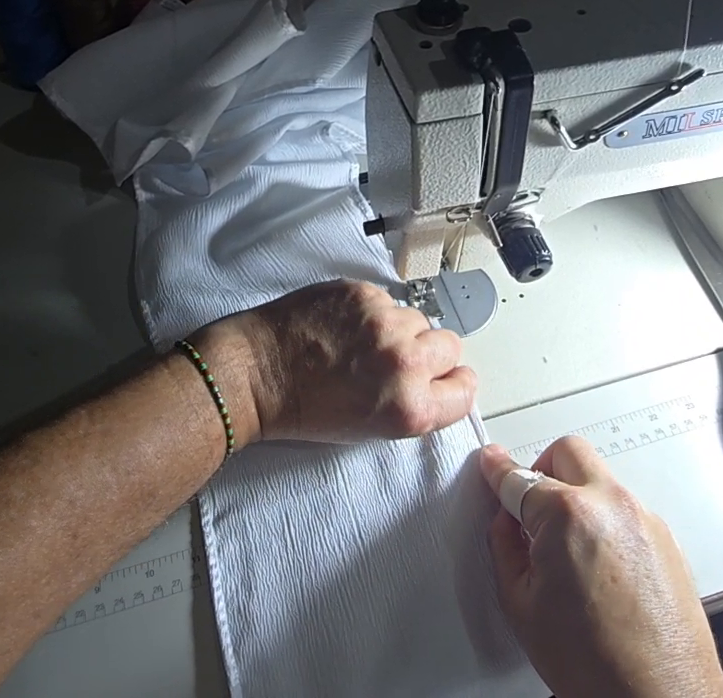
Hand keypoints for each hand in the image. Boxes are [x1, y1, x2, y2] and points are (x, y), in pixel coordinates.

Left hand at [191, 280, 475, 443]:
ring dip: (399, 329)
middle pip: (450, 346)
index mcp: (410, 408)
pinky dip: (371, 311)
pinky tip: (345, 325)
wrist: (256, 375)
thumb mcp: (371, 429)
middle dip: (429, 352)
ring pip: (417, 319)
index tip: (442, 379)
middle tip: (398, 358)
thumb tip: (439, 381)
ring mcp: (384, 322)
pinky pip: (386, 300)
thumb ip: (413, 405)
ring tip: (364, 341)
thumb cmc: (304, 409)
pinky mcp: (362, 293)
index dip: (453, 384)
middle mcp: (405, 363)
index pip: (466, 389)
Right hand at [479, 439, 722, 697]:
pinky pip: (624, 509)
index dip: (497, 470)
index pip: (519, 477)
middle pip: (568, 452)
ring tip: (566, 545)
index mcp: (568, 515)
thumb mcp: (522, 605)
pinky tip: (595, 562)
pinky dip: (603, 520)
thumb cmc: (597, 668)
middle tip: (530, 501)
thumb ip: (505, 547)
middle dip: (542, 468)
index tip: (491, 464)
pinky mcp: (666, 538)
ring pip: (599, 478)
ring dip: (576, 495)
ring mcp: (644, 519)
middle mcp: (611, 505)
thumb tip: (506, 522)